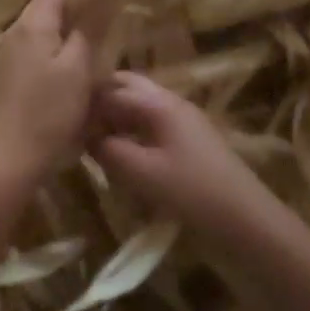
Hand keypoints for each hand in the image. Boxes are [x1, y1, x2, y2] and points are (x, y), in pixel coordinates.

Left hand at [0, 0, 96, 178]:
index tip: (114, 0)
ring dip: (71, 32)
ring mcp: (10, 53)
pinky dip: (59, 50)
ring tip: (98, 50)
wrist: (14, 155)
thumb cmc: (51, 110)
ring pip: (44, 28)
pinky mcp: (11, 73)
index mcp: (32, 23)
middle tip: (111, 28)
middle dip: (80, 9)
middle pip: (49, 4)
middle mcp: (16, 31)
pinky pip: (38, 48)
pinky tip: (77, 71)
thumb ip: (89, 29)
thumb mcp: (79, 68)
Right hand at [91, 72, 278, 232]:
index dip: (85, 103)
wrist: (247, 223)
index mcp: (159, 103)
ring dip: (116, 116)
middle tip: (76, 125)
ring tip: (93, 140)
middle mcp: (172, 102)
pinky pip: (152, 123)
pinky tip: (121, 153)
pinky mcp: (190, 141)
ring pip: (140, 105)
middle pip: (128, 87)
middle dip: (101, 101)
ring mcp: (184, 121)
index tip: (62, 121)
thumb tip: (84, 135)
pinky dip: (131, 130)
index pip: (110, 89)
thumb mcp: (139, 172)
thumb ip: (105, 148)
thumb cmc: (191, 192)